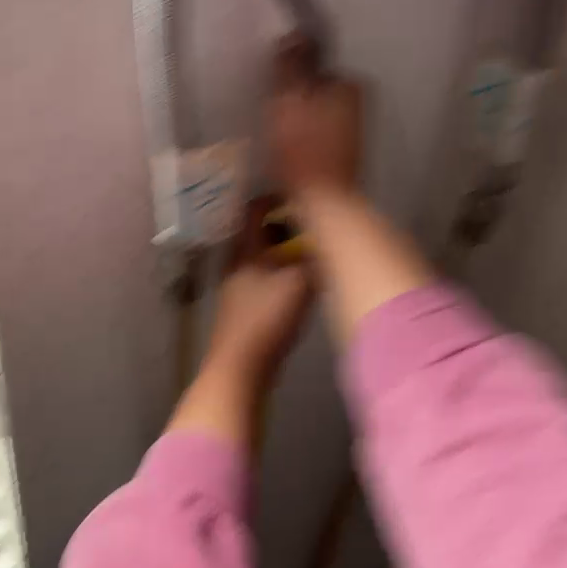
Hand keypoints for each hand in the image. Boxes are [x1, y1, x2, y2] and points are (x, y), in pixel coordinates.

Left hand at [167, 199, 313, 450]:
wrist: (240, 368)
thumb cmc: (267, 318)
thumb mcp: (299, 283)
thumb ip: (316, 258)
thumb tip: (329, 241)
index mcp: (244, 248)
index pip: (255, 208)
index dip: (277, 199)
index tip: (303, 201)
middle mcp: (237, 261)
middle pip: (261, 232)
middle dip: (288, 228)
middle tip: (314, 231)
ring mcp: (238, 285)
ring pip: (264, 257)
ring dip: (287, 253)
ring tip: (313, 257)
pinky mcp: (244, 306)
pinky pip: (265, 277)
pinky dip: (283, 274)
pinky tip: (302, 287)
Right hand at [268, 35, 364, 195]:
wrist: (323, 201)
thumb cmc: (302, 149)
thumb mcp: (289, 100)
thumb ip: (291, 65)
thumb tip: (295, 34)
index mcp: (349, 83)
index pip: (314, 63)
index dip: (291, 74)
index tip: (275, 90)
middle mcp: (358, 101)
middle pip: (316, 86)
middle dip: (296, 94)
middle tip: (275, 114)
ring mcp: (354, 126)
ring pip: (316, 108)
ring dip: (299, 115)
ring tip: (281, 133)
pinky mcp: (346, 148)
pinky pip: (318, 128)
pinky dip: (305, 133)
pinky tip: (292, 147)